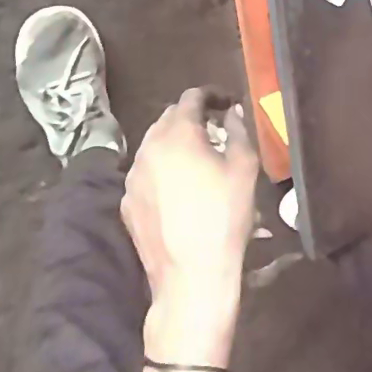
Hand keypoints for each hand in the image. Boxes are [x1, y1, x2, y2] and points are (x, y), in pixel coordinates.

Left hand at [122, 89, 259, 363]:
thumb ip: (238, 131)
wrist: (191, 276)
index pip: (191, 97)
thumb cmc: (224, 216)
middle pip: (169, 118)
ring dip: (174, 143)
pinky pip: (145, 173)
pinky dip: (161, 170)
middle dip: (192, 117)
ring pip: (153, 145)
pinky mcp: (127, 202)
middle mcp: (148, 147)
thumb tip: (231, 114)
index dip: (212, 95)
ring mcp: (132, 176)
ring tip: (197, 160)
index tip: (227, 104)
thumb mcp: (244, 168)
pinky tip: (179, 190)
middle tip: (216, 130)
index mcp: (177, 133)